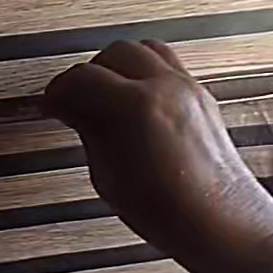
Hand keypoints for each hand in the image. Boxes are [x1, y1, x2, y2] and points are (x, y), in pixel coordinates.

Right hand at [42, 40, 272, 267]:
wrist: (221, 222)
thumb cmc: (168, 209)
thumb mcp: (106, 173)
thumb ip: (88, 129)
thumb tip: (72, 108)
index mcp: (134, 106)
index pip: (80, 77)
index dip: (58, 92)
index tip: (51, 104)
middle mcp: (165, 88)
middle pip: (113, 53)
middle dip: (87, 74)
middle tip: (73, 100)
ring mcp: (189, 89)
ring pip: (143, 50)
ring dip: (116, 68)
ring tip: (102, 97)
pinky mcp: (201, 97)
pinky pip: (165, 66)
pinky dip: (141, 76)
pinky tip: (130, 105)